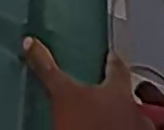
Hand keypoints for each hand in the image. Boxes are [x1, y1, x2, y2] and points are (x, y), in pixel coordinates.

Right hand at [21, 37, 153, 129]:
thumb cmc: (88, 126)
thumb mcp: (61, 94)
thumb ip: (47, 68)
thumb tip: (29, 41)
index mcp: (119, 90)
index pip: (118, 67)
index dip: (112, 60)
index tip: (109, 54)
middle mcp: (134, 111)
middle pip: (126, 94)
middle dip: (114, 92)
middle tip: (99, 87)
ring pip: (129, 119)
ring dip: (117, 116)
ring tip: (99, 115)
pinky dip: (114, 129)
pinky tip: (101, 128)